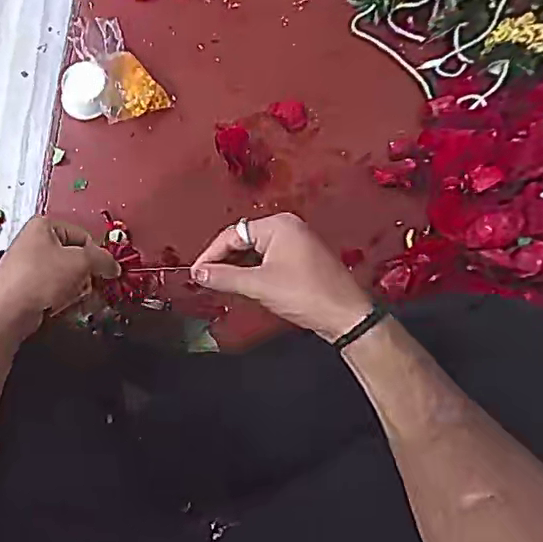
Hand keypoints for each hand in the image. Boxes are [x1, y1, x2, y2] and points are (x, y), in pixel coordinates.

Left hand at [0, 217, 120, 337]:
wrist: (6, 313)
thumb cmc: (39, 279)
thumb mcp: (80, 262)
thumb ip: (103, 259)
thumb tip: (114, 266)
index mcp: (44, 225)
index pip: (84, 237)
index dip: (96, 256)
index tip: (103, 273)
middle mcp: (34, 241)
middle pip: (75, 257)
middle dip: (84, 275)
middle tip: (85, 288)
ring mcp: (28, 265)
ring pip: (66, 276)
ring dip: (75, 289)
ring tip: (68, 299)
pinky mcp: (26, 286)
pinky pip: (53, 289)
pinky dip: (61, 298)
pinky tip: (58, 306)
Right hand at [189, 213, 374, 341]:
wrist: (346, 316)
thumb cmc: (307, 294)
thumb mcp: (259, 285)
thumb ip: (225, 277)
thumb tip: (199, 273)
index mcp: (278, 225)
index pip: (232, 234)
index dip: (211, 254)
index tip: (196, 273)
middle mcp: (287, 227)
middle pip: (242, 240)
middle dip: (223, 260)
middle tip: (205, 279)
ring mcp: (295, 242)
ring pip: (254, 251)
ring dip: (237, 267)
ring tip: (219, 284)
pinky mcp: (300, 259)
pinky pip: (267, 259)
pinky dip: (252, 271)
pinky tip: (242, 285)